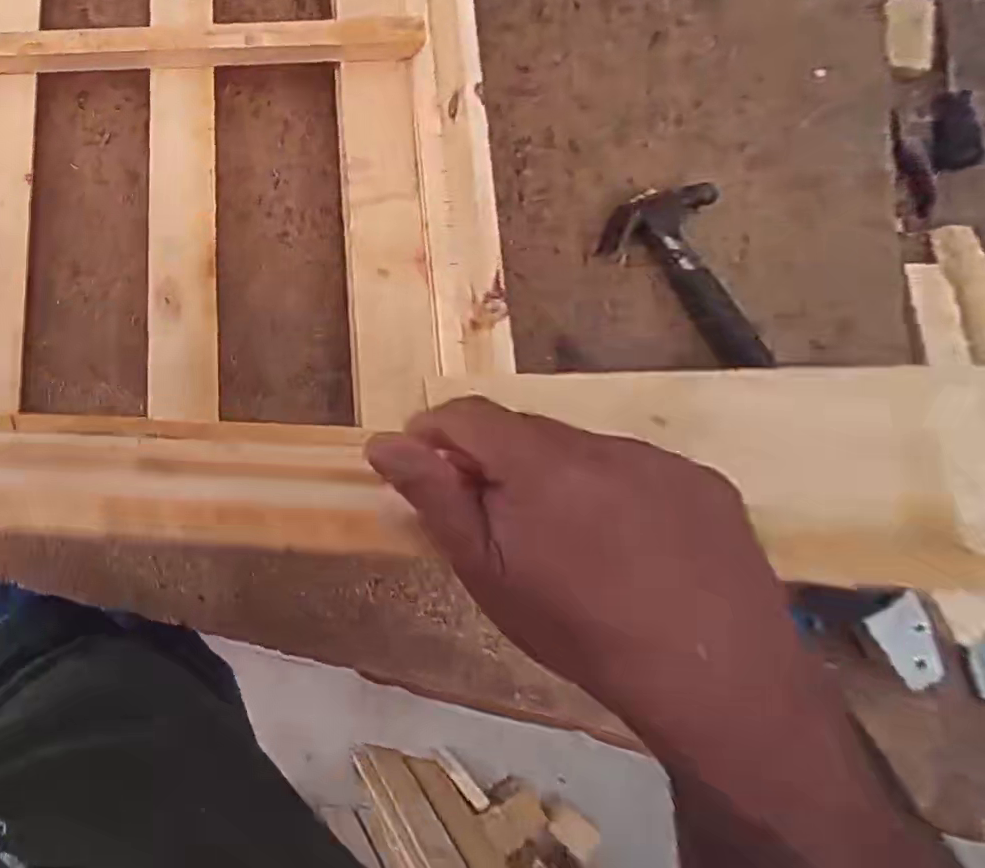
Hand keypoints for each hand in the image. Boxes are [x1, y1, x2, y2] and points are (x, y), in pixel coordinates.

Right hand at [365, 397, 805, 720]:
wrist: (719, 689)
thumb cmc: (575, 627)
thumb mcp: (481, 566)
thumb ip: (432, 495)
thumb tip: (383, 442)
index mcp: (543, 465)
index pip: (466, 412)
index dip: (432, 431)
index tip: (426, 470)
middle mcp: (605, 447)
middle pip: (518, 427)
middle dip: (488, 457)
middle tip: (489, 515)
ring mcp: (663, 462)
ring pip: (571, 445)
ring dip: (544, 471)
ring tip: (557, 534)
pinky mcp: (707, 484)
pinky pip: (626, 463)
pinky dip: (599, 485)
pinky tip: (614, 538)